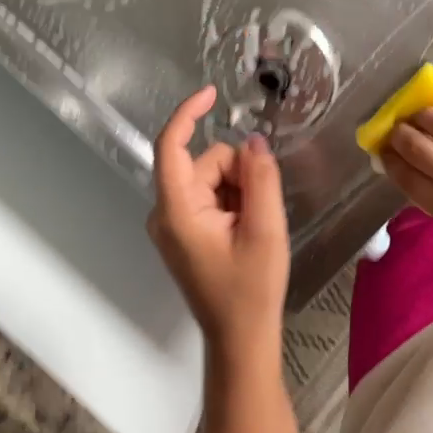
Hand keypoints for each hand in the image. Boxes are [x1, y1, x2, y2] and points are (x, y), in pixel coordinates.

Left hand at [147, 86, 290, 344]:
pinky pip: (212, 195)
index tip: (213, 93)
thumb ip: (261, 178)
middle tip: (261, 209)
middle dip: (239, 172)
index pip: (171, 147)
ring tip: (255, 226)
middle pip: (205, 162)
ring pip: (213, 176)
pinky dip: (235, 201)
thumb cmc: (251, 289)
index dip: (188, 114)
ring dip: (240, 189)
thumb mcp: (265, 229)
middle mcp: (166, 213)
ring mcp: (174, 224)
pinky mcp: (186, 232)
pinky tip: (247, 229)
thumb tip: (253, 140)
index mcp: (177, 212)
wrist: (241, 339)